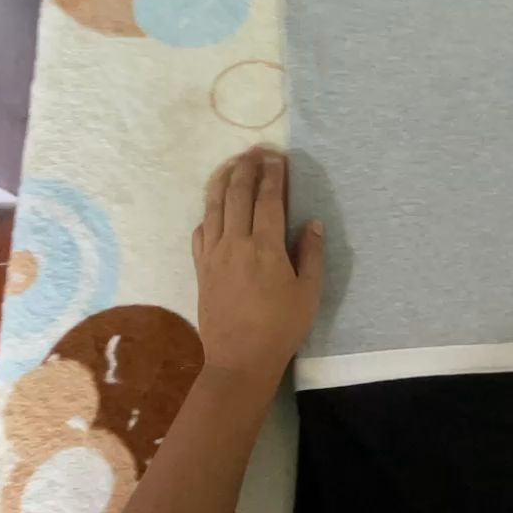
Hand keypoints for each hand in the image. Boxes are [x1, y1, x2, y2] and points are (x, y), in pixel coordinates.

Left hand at [193, 148, 324, 388]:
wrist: (239, 361)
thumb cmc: (281, 327)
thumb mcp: (308, 292)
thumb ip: (311, 253)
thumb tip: (312, 222)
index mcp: (266, 246)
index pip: (268, 198)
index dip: (273, 174)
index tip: (278, 157)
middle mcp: (236, 243)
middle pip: (238, 193)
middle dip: (247, 167)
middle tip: (256, 150)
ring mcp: (213, 254)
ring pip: (214, 206)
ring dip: (224, 180)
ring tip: (233, 163)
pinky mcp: (200, 268)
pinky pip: (201, 231)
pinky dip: (208, 212)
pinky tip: (214, 206)